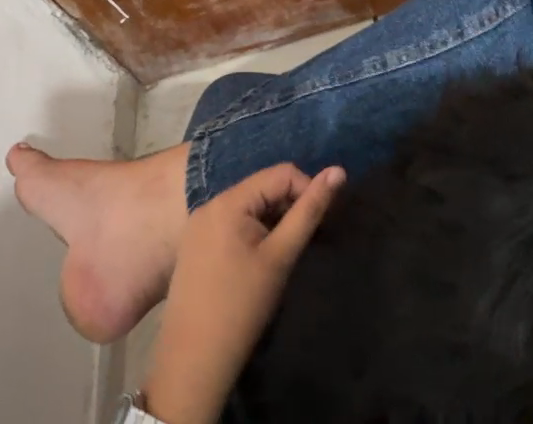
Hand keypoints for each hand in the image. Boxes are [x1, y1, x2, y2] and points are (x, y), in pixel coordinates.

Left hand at [141, 163, 344, 423]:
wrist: (194, 361)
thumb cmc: (243, 305)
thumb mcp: (282, 255)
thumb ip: (310, 210)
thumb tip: (339, 171)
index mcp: (227, 202)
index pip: (281, 173)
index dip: (308, 191)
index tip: (320, 225)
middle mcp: (209, 205)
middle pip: (264, 188)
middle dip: (290, 207)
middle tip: (304, 241)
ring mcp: (198, 226)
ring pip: (250, 206)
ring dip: (274, 221)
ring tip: (284, 253)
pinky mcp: (195, 246)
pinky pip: (233, 223)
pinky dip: (255, 233)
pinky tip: (260, 262)